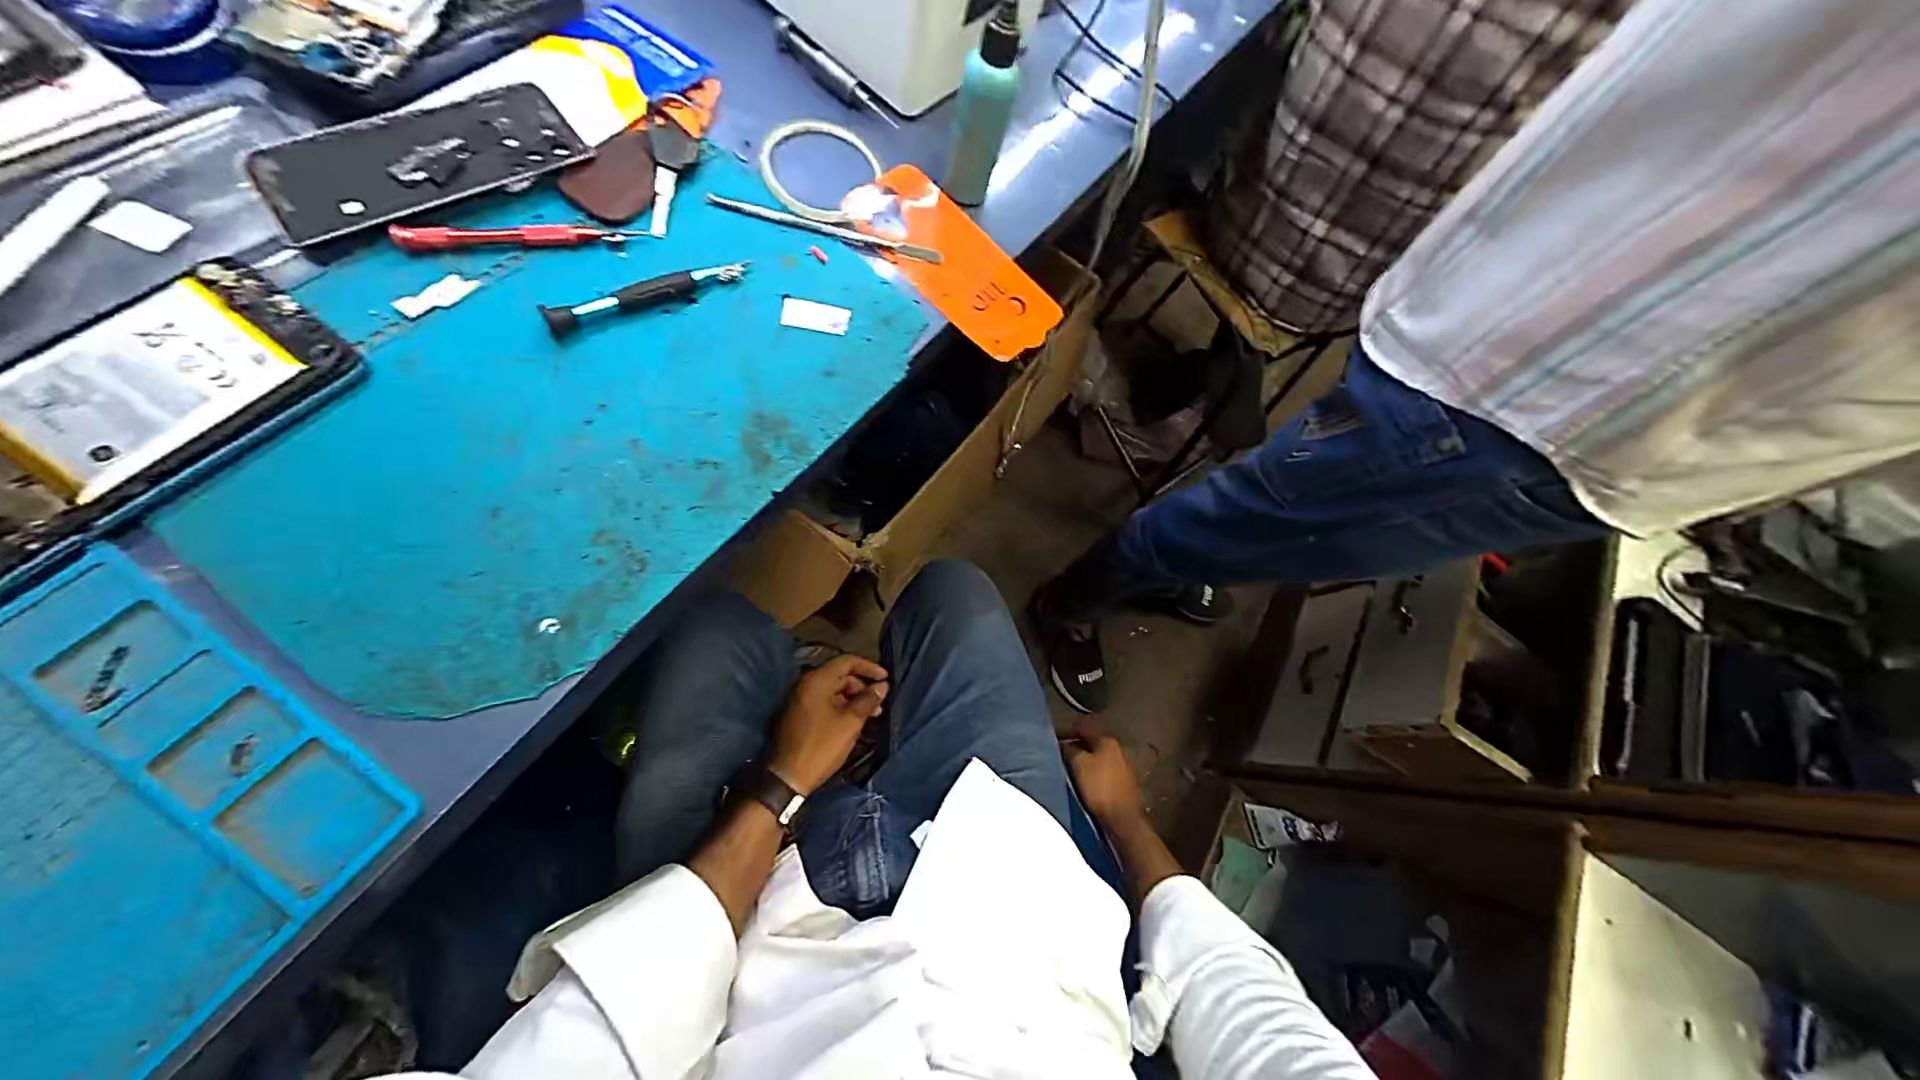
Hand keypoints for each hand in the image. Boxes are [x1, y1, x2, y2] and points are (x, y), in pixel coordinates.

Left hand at [768, 654, 888, 794]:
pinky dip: (841, 706)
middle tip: (879, 701)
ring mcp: (799, 699)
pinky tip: (853, 721)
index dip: (869, 667)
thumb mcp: (850, 723)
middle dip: (862, 685)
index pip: (846, 661)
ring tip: (870, 714)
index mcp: (816, 681)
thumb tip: (881, 686)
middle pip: (839, 675)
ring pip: (832, 690)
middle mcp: (805, 685)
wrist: (786, 777)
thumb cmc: (821, 746)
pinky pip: (824, 701)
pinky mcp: (798, 714)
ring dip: (853, 698)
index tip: (885, 678)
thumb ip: (867, 700)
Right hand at [1061, 717, 1144, 828]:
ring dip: (1081, 758)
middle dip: (1073, 744)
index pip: (1083, 725)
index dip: (1065, 729)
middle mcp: (1117, 748)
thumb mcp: (1078, 764)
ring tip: (1066, 767)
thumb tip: (1062, 742)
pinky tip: (1081, 779)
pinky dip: (1090, 770)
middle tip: (1057, 752)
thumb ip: (1068, 749)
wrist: (1123, 820)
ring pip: (1096, 755)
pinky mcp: (1123, 781)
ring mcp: (1122, 765)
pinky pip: (1101, 768)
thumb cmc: (1099, 788)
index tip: (1051, 737)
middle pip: (1090, 740)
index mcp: (1107, 740)